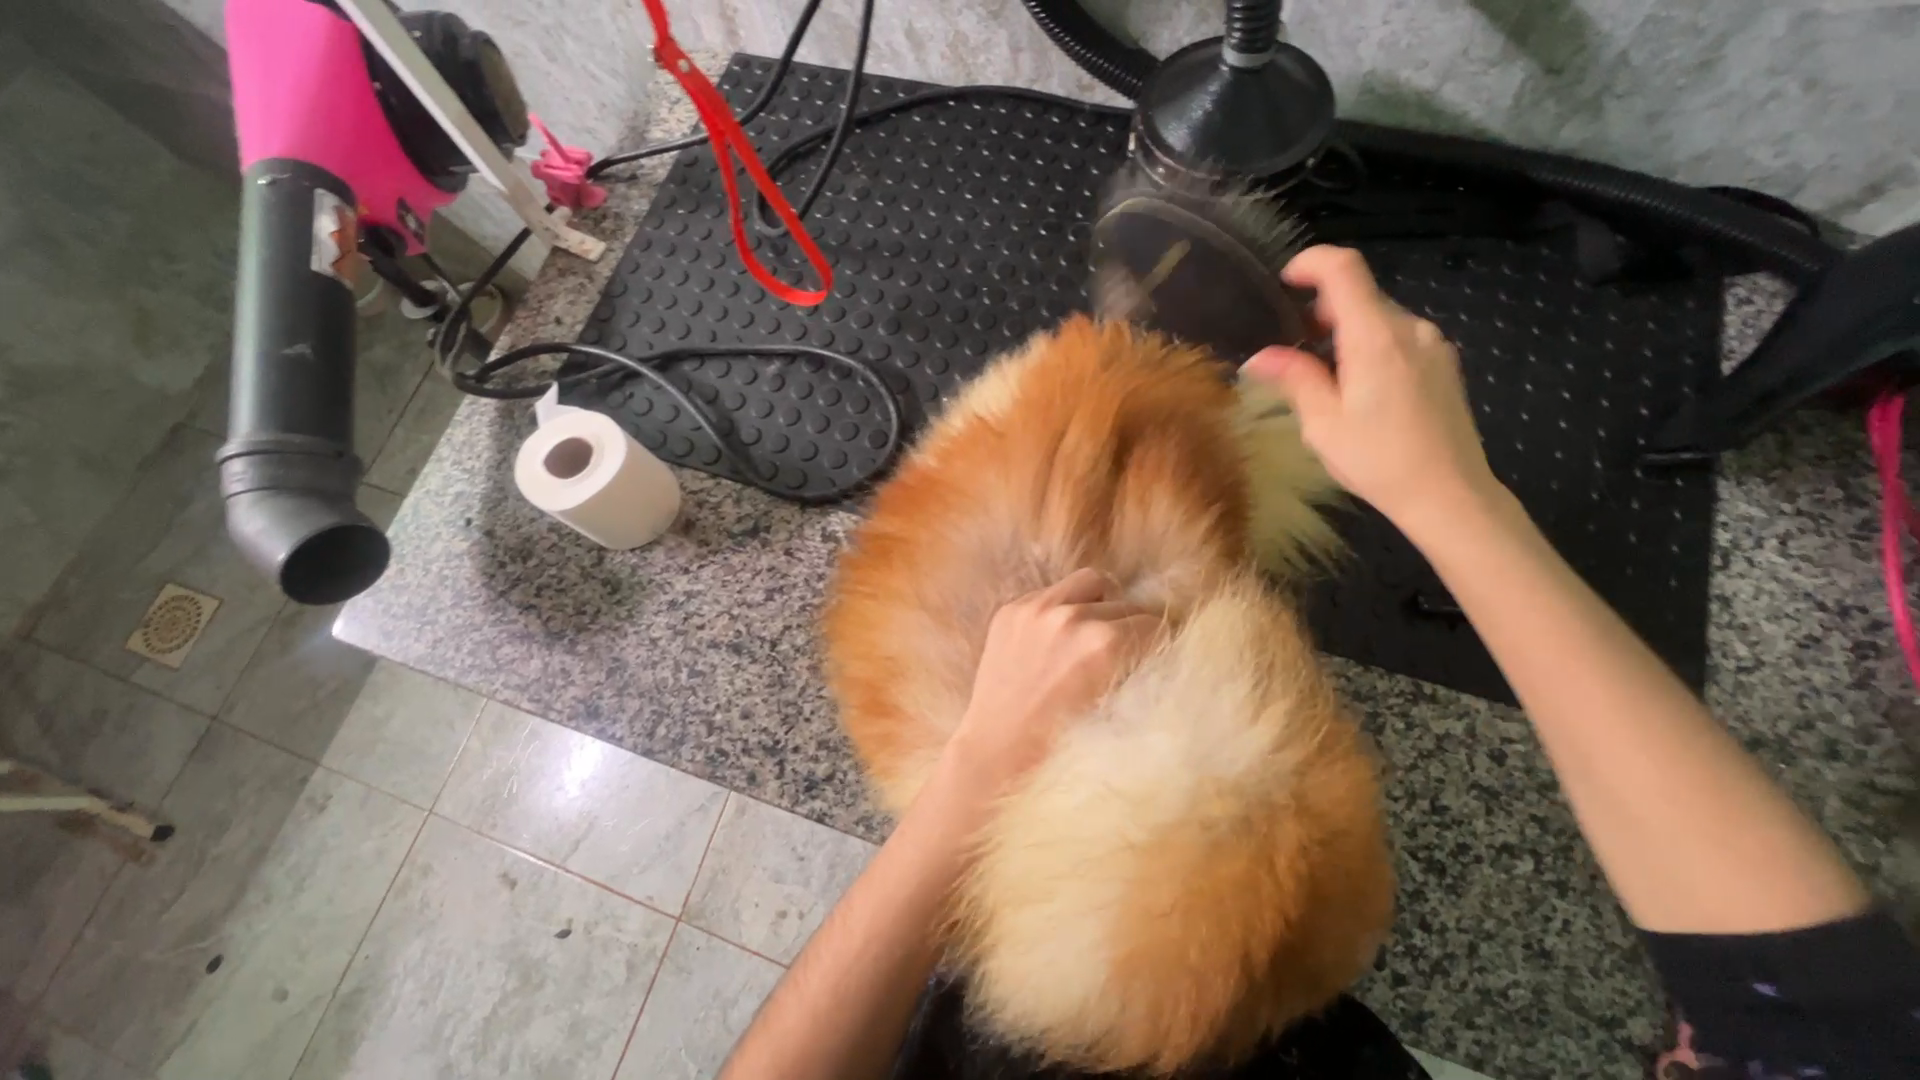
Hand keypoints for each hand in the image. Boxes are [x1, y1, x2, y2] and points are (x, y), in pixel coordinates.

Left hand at [944, 568, 1161, 794]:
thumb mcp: (1121, 713)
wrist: (998, 756)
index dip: (1161, 647)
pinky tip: (1058, 640)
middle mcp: (1071, 617)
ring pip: (1092, 583)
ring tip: (1093, 637)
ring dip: (1101, 606)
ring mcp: (1036, 608)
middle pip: (1129, 605)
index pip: (1157, 626)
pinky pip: (1054, 593)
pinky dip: (1064, 609)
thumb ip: (1143, 672)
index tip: (1157, 662)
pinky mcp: (1011, 610)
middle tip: (1125, 658)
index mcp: (1105, 644)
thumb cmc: (1064, 747)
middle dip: (1133, 630)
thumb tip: (1167, 650)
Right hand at [1241, 245, 1500, 529]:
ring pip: (1379, 318)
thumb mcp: (1323, 424)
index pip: (1344, 269)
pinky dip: (1370, 347)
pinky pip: (1398, 339)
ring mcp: (1432, 344)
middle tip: (1295, 348)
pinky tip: (1360, 390)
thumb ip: (1294, 379)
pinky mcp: (1443, 364)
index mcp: (1375, 337)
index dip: (1311, 262)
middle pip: (1360, 294)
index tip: (1284, 282)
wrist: (1449, 494)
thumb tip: (1258, 357)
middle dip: (1322, 311)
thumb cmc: (1378, 460)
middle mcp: (1409, 328)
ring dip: (1346, 332)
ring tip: (1325, 377)